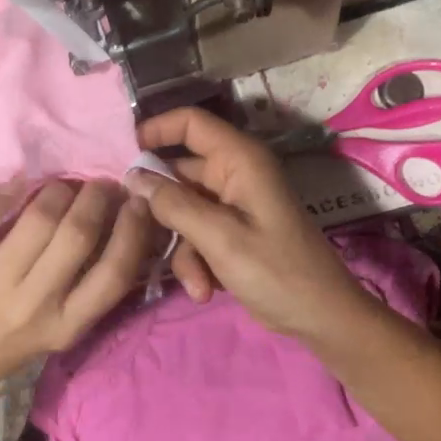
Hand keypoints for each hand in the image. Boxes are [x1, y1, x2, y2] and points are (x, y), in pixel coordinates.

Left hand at [0, 179, 152, 398]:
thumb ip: (91, 286)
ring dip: (59, 190)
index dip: (133, 232)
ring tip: (65, 186)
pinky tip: (21, 183)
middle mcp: (32, 305)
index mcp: (66, 325)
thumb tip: (124, 221)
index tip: (138, 204)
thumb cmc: (12, 342)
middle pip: (76, 235)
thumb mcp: (62, 327)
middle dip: (97, 198)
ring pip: (37, 219)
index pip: (113, 274)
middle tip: (102, 185)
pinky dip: (4, 191)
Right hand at [127, 108, 364, 336]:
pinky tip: (203, 290)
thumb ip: (173, 205)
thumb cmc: (277, 271)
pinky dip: (195, 261)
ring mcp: (233, 204)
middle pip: (178, 171)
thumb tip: (132, 177)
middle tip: (134, 229)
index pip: (191, 123)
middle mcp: (235, 174)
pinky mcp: (232, 232)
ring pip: (182, 209)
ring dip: (181, 247)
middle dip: (160, 208)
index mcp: (240, 160)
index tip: (120, 152)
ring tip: (194, 281)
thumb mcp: (219, 239)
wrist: (321, 318)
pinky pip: (196, 233)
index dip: (155, 129)